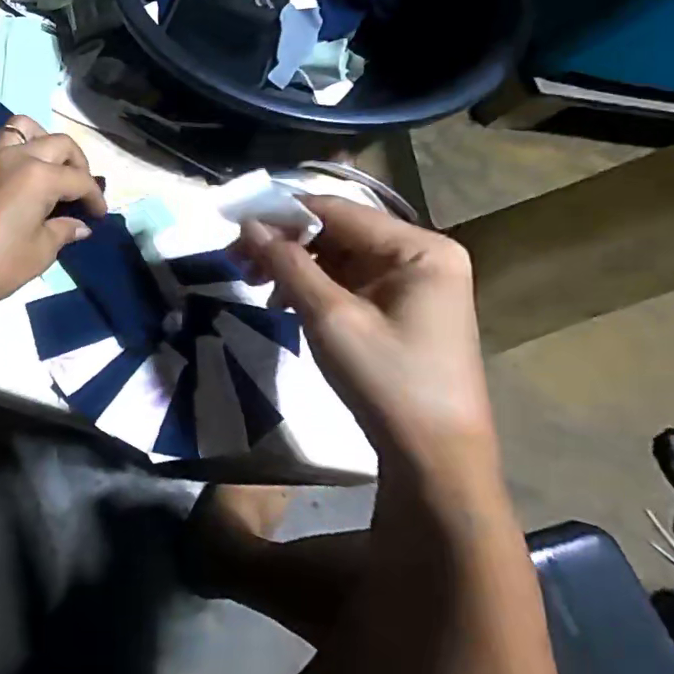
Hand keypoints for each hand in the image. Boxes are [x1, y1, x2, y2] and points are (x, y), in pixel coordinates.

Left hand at [0, 115, 106, 323]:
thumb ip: (63, 231)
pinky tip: (18, 173)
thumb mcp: (39, 253)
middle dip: (78, 164)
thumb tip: (80, 225)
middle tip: (81, 192)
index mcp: (40, 176)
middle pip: (59, 144)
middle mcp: (17, 156)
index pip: (79, 179)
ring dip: (44, 143)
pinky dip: (16, 147)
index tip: (100, 215)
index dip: (95, 198)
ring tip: (50, 169)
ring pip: (25, 128)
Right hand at [236, 197, 491, 468]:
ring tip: (257, 285)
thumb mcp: (331, 318)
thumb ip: (288, 264)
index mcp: (420, 247)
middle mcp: (424, 254)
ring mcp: (418, 282)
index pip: (339, 210)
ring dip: (298, 266)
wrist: (437, 462)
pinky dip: (317, 287)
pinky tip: (286, 302)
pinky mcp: (407, 307)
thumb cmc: (388, 382)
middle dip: (287, 244)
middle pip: (341, 232)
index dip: (283, 214)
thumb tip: (248, 225)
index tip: (236, 226)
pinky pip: (353, 281)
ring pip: (343, 257)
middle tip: (238, 261)